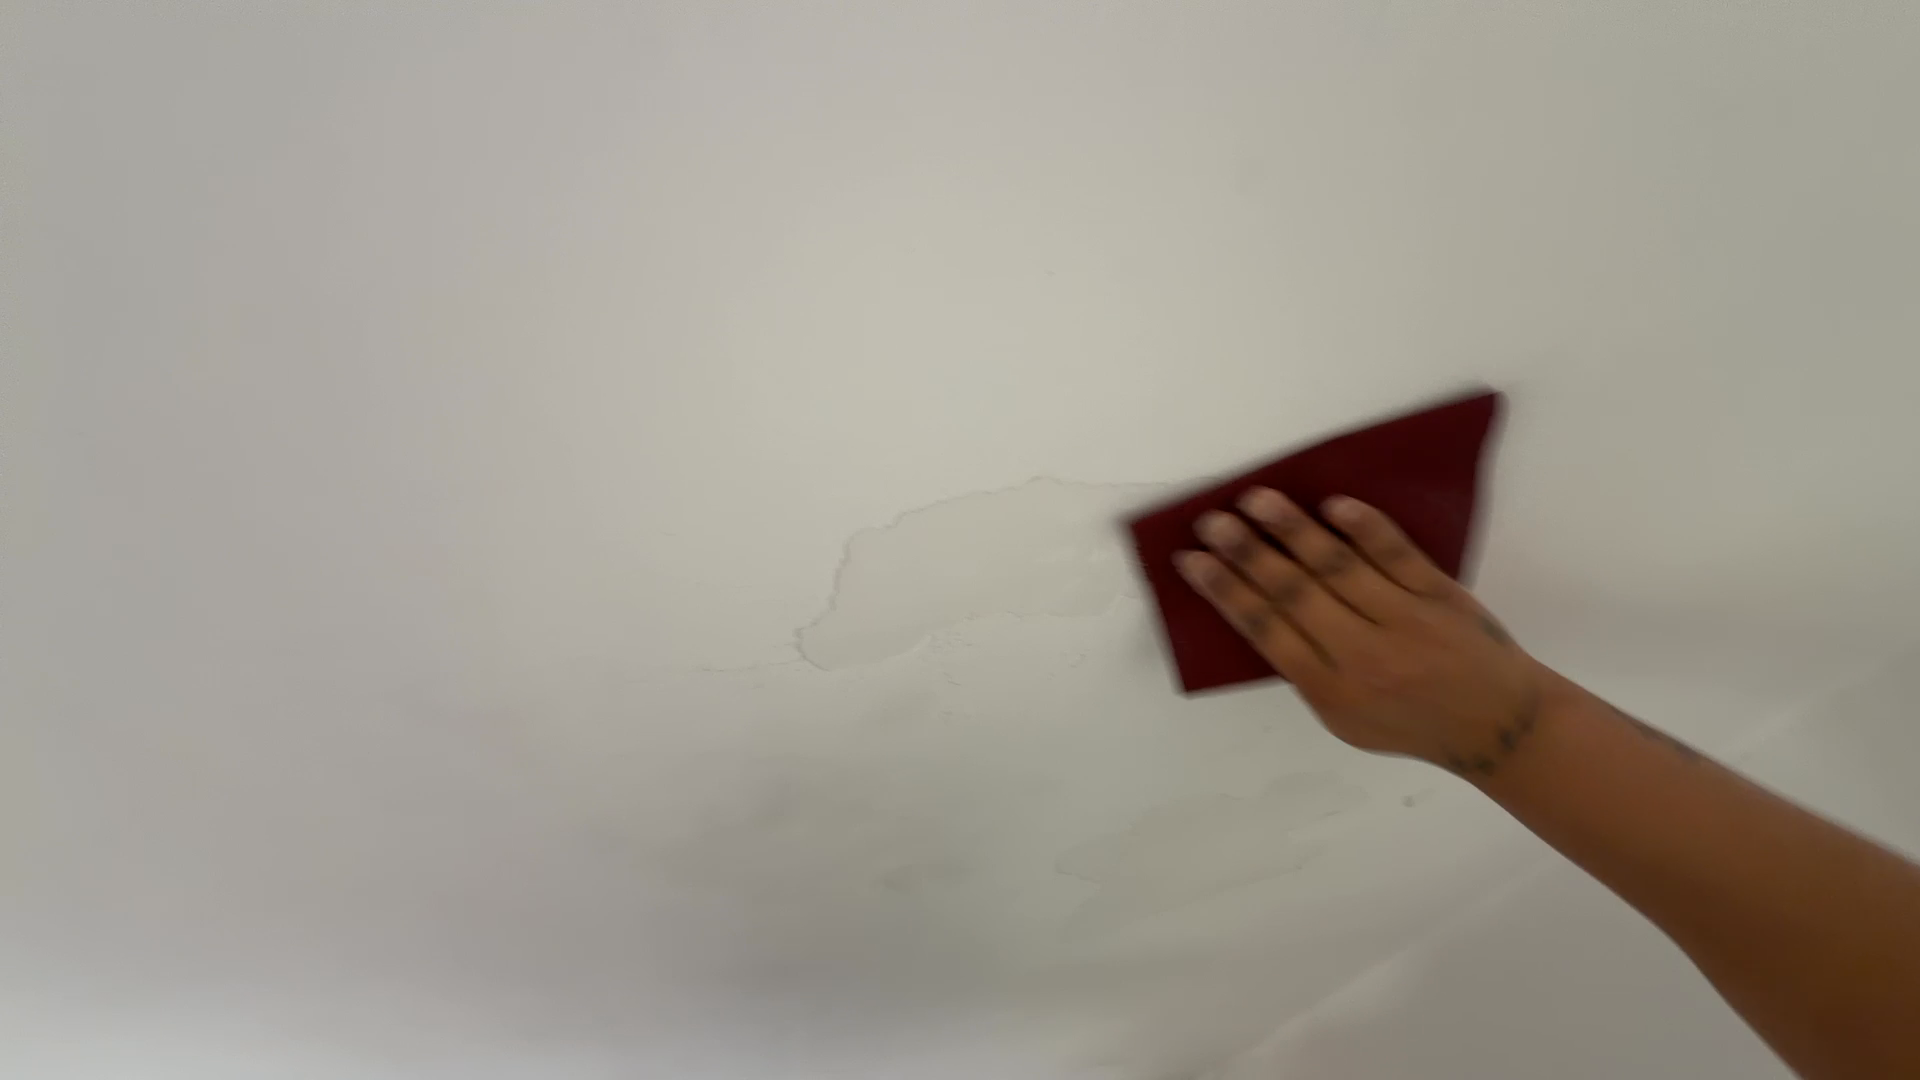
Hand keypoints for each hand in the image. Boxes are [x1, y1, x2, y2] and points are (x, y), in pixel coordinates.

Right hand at [1174, 488, 1542, 774]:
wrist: (1502, 728)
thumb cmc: (1407, 724)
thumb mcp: (1341, 717)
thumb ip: (1304, 669)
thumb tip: (1262, 612)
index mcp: (1329, 688)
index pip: (1265, 630)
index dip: (1224, 591)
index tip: (1191, 559)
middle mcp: (1362, 653)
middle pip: (1292, 594)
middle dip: (1246, 554)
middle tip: (1212, 521)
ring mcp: (1404, 620)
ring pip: (1338, 568)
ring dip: (1293, 531)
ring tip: (1257, 499)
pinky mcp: (1440, 596)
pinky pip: (1399, 556)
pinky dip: (1366, 529)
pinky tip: (1334, 505)